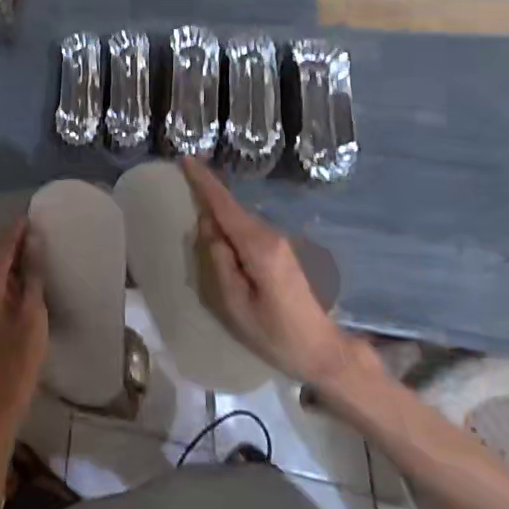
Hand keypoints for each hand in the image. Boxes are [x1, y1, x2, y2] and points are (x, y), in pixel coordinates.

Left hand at [0, 219, 48, 421]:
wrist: (4, 395)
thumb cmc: (20, 354)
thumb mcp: (33, 313)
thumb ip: (33, 275)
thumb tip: (35, 241)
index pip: (6, 245)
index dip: (19, 228)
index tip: (34, 210)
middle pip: (4, 254)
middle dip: (20, 238)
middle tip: (43, 221)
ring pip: (7, 268)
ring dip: (22, 255)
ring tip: (44, 239)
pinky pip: (10, 281)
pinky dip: (23, 272)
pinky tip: (38, 270)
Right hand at [182, 157, 356, 386]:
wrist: (323, 350)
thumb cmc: (277, 334)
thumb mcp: (236, 305)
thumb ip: (218, 261)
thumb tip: (208, 226)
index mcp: (259, 246)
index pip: (225, 206)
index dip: (204, 182)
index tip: (186, 158)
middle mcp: (271, 235)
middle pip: (230, 211)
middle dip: (206, 203)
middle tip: (185, 209)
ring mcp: (279, 242)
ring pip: (238, 222)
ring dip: (218, 221)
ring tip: (201, 241)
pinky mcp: (280, 251)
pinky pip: (246, 233)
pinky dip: (229, 232)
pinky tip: (222, 250)